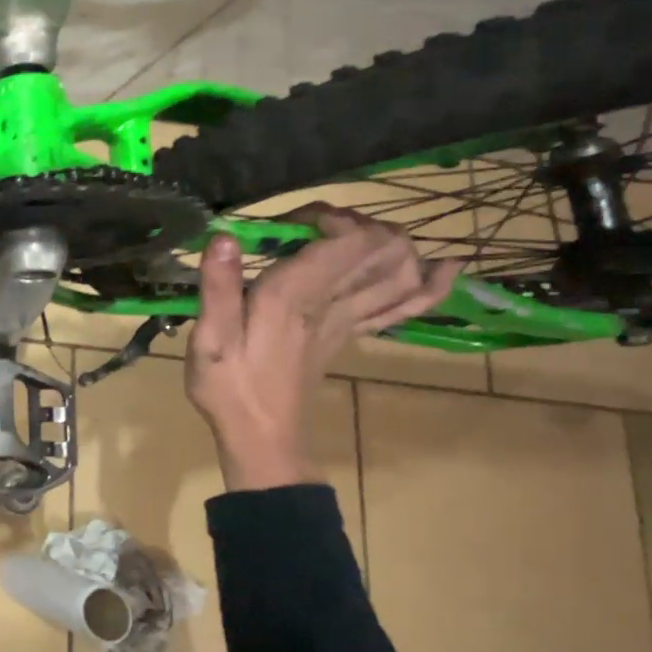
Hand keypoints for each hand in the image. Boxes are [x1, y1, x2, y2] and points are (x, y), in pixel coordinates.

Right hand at [185, 205, 459, 490]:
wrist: (260, 433)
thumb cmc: (227, 385)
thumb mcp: (209, 337)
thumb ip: (218, 287)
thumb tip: (223, 237)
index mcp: (294, 298)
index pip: (343, 240)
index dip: (326, 217)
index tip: (286, 222)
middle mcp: (332, 303)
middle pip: (382, 249)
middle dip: (355, 223)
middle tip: (311, 226)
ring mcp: (349, 320)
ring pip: (403, 272)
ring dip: (391, 244)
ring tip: (353, 236)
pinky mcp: (351, 334)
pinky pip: (405, 304)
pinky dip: (430, 284)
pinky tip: (442, 268)